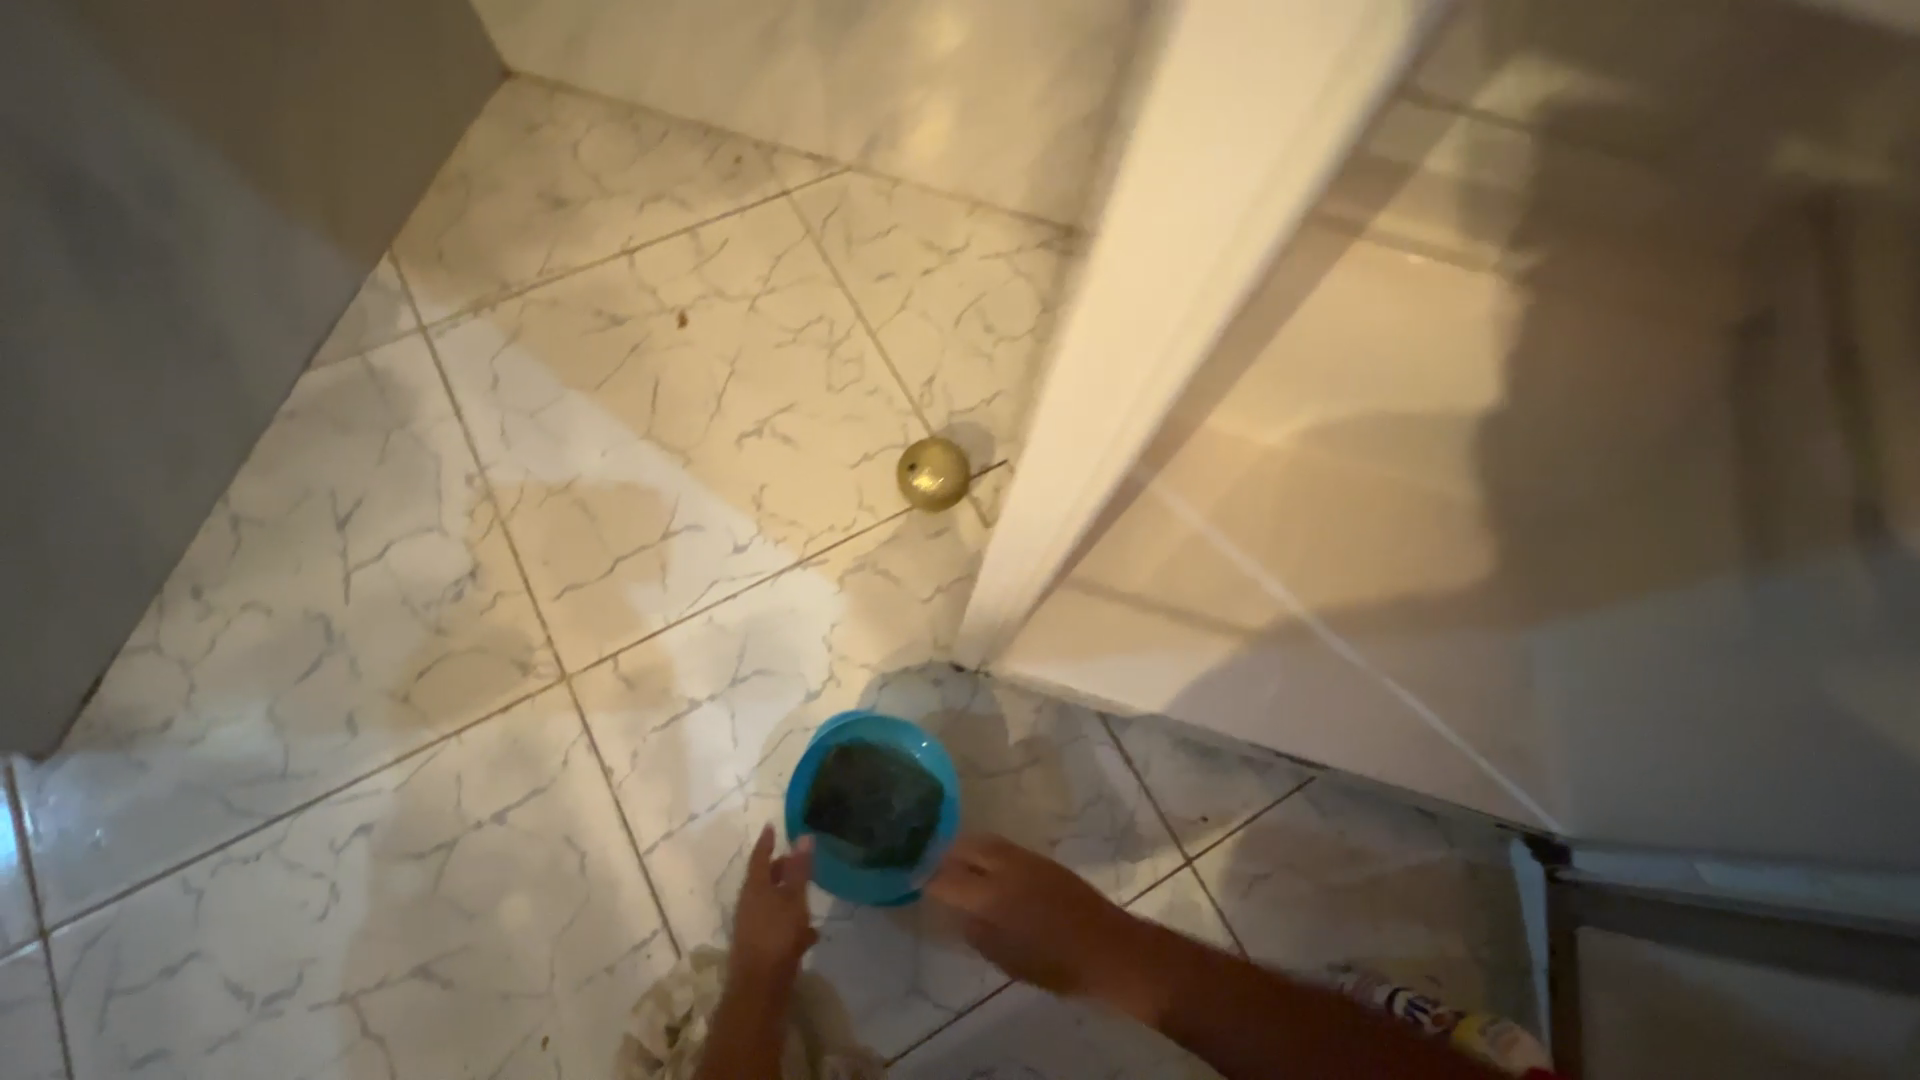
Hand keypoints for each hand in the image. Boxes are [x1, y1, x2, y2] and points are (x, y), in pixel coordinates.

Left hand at [729, 826, 816, 986]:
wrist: (759, 988)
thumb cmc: (777, 935)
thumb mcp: (793, 898)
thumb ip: (800, 869)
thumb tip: (804, 836)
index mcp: (754, 888)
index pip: (760, 857)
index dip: (766, 841)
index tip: (771, 826)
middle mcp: (749, 905)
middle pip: (764, 881)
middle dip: (780, 869)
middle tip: (796, 859)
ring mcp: (753, 928)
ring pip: (771, 904)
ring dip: (787, 896)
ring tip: (807, 893)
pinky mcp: (761, 948)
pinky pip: (778, 926)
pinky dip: (792, 923)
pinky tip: (810, 932)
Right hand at [925, 834, 1163, 1020]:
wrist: (1108, 947)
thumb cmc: (1055, 964)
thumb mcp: (1007, 959)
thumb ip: (977, 932)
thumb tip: (958, 911)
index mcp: (992, 896)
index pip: (947, 878)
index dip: (925, 878)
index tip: (910, 879)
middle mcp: (1006, 868)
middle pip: (965, 847)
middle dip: (945, 854)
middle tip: (931, 866)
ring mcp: (1027, 859)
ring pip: (986, 842)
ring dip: (966, 849)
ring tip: (955, 863)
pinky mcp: (1043, 860)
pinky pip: (1005, 847)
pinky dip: (988, 852)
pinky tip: (986, 868)